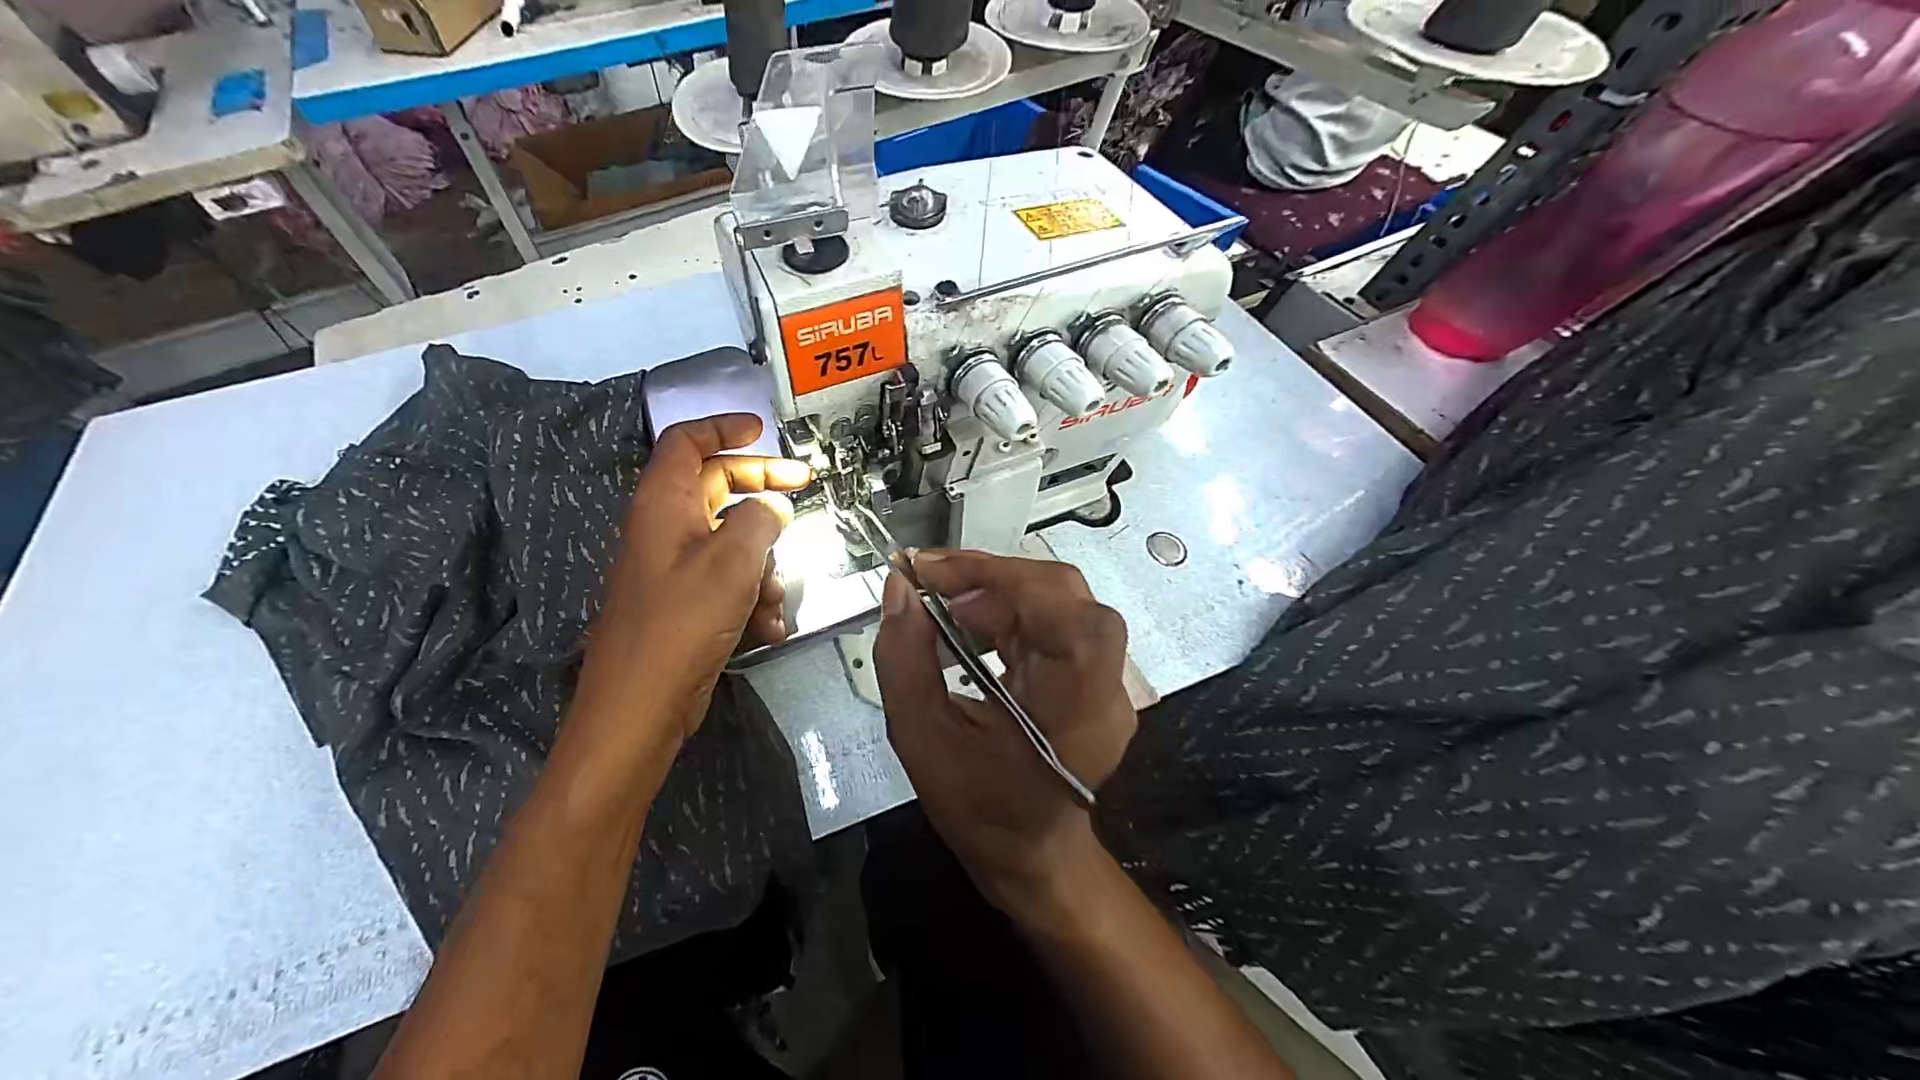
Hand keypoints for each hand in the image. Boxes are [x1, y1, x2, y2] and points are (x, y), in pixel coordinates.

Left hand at [574, 414, 809, 741]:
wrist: (641, 705)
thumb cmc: (682, 622)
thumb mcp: (733, 560)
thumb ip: (761, 520)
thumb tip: (772, 508)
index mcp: (663, 503)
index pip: (687, 442)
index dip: (723, 427)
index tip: (760, 427)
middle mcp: (666, 529)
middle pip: (718, 488)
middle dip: (763, 493)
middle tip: (802, 489)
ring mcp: (676, 569)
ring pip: (734, 543)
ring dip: (765, 566)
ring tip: (774, 599)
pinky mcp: (687, 605)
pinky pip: (730, 584)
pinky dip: (753, 600)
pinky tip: (768, 629)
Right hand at [873, 550, 1136, 914]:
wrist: (1035, 856)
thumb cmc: (981, 811)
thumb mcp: (922, 740)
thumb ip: (904, 660)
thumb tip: (899, 589)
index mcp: (1078, 705)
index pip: (1060, 607)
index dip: (996, 576)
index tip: (928, 573)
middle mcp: (1107, 682)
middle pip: (1061, 593)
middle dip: (989, 579)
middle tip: (929, 587)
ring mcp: (1106, 676)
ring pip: (1057, 600)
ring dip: (995, 593)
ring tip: (941, 609)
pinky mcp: (1092, 672)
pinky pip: (1053, 620)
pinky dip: (1008, 611)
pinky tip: (968, 627)